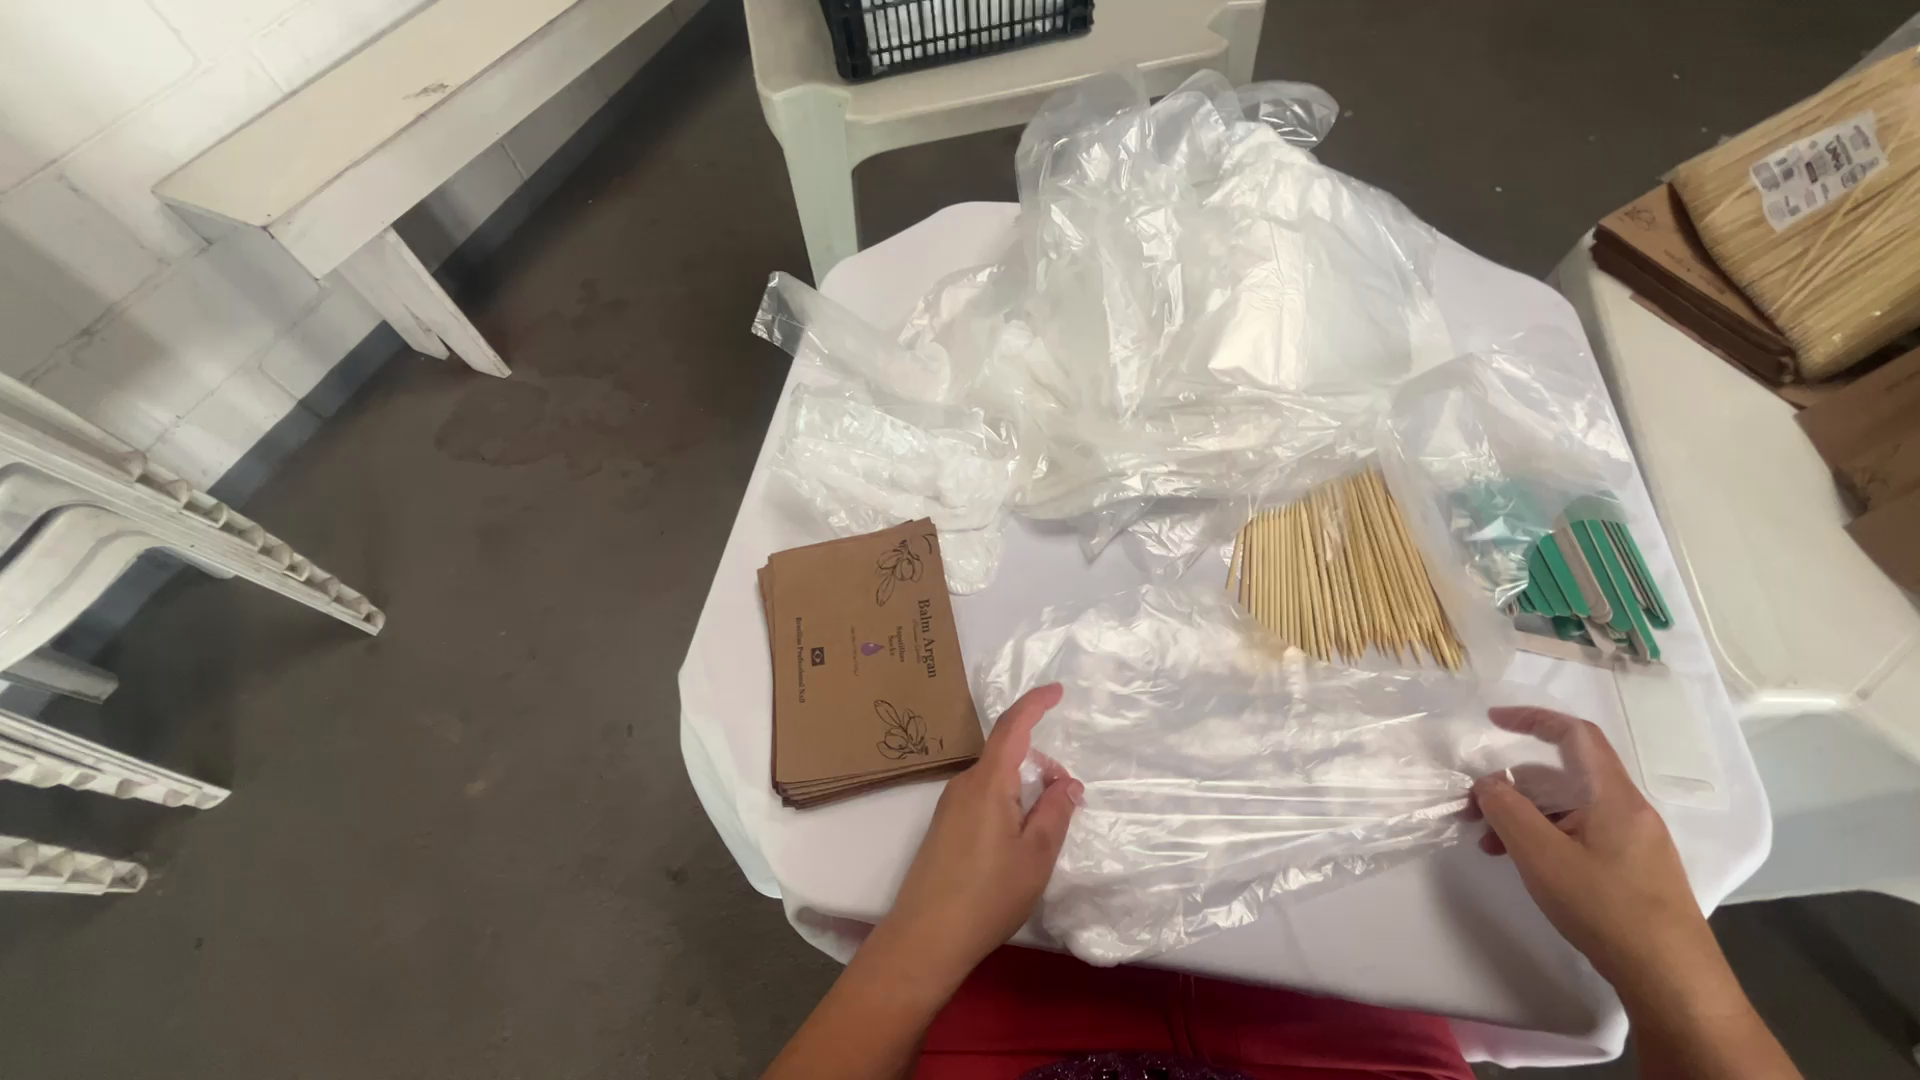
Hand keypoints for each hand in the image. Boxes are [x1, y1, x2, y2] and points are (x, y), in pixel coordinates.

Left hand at [873, 683, 1081, 986]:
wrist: (926, 937)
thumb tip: (1067, 783)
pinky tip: (1020, 836)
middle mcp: (964, 784)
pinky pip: (983, 797)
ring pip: (995, 778)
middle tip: (1066, 793)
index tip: (1057, 690)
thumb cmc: (988, 894)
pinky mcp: (945, 827)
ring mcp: (950, 806)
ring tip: (1047, 821)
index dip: (1034, 703)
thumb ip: (1054, 812)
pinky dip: (1008, 801)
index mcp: (987, 782)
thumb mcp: (1036, 855)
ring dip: (1024, 785)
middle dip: (1039, 761)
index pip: (1012, 727)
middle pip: (1005, 754)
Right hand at [1470, 707, 1721, 994]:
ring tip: (1489, 844)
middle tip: (1471, 808)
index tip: (1492, 721)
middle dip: (1511, 785)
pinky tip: (1520, 861)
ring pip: (1565, 807)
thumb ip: (1506, 807)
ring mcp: (1632, 841)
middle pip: (1561, 775)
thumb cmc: (1605, 907)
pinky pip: (1577, 832)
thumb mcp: (1540, 853)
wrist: (1671, 979)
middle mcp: (1627, 810)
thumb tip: (1487, 782)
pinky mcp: (1630, 868)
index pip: (1575, 735)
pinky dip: (1542, 836)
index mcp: (1613, 796)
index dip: (1533, 719)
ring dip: (1522, 816)